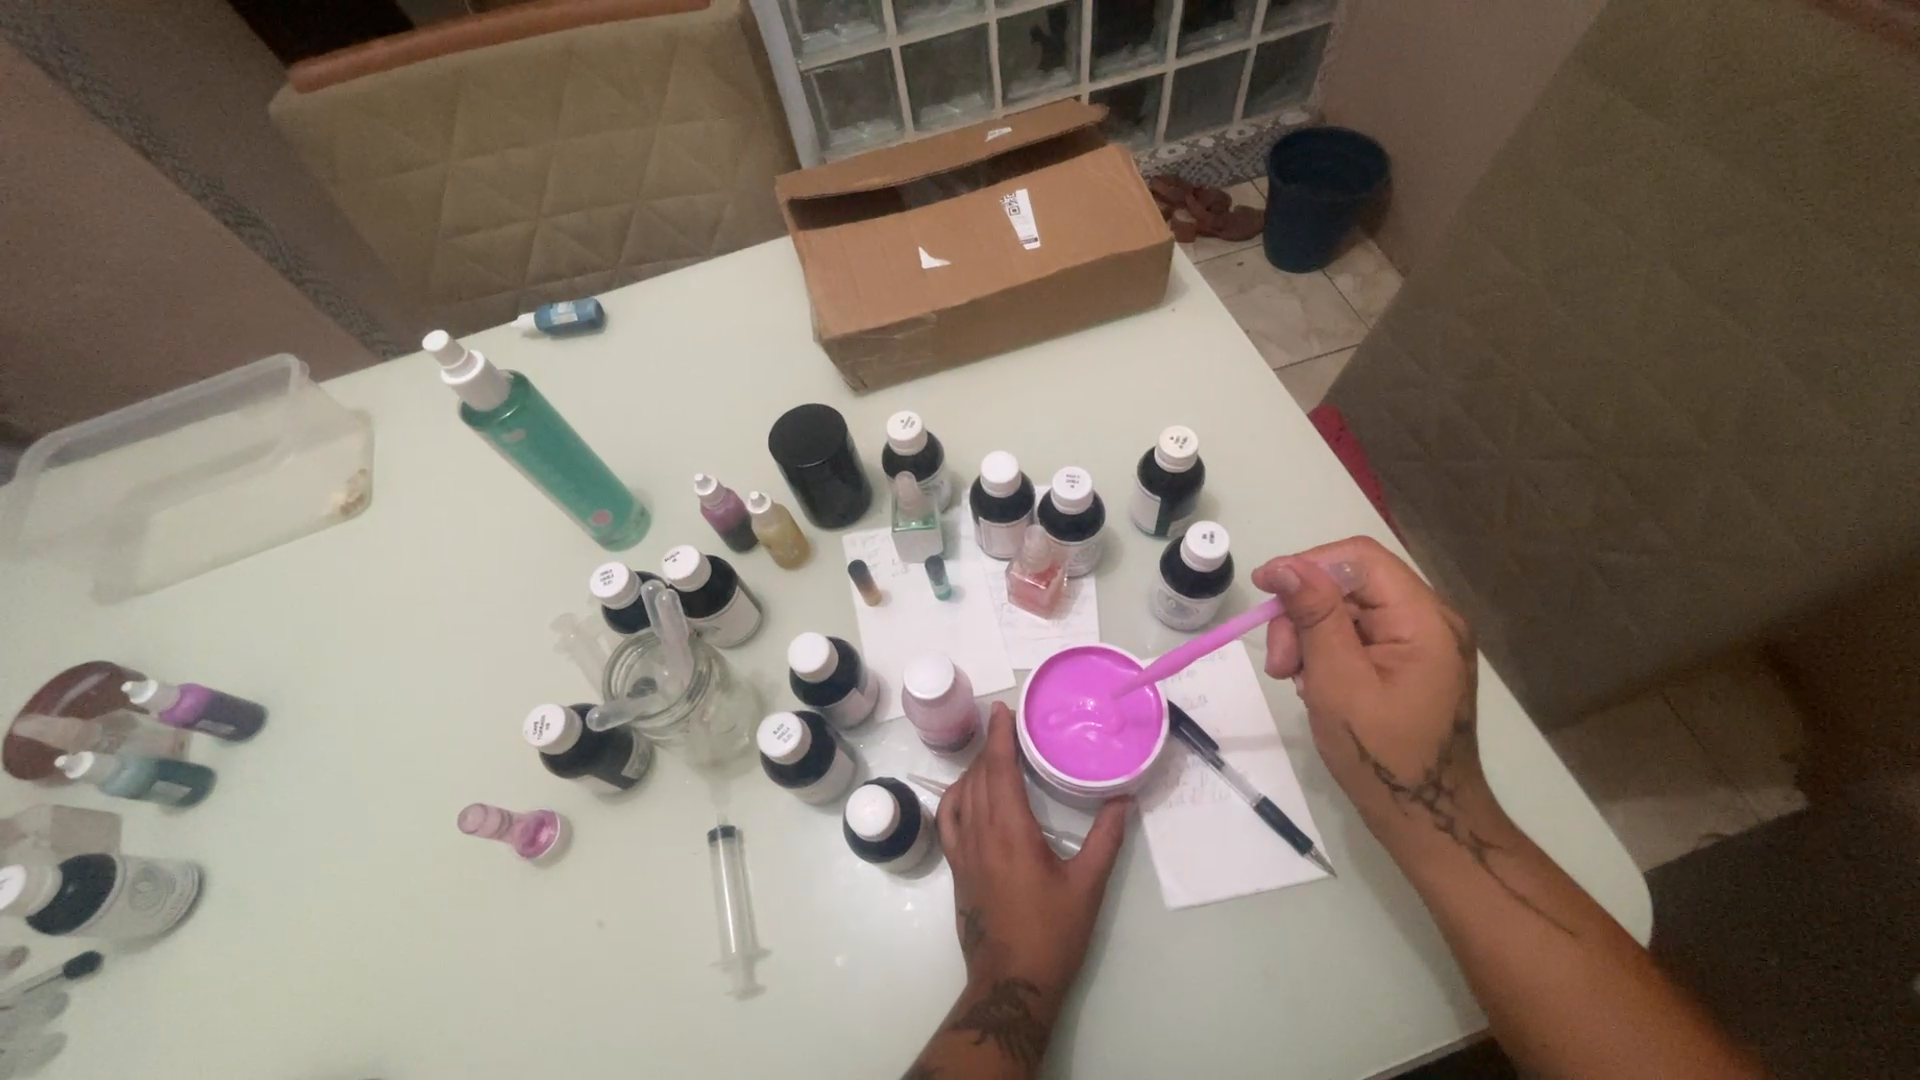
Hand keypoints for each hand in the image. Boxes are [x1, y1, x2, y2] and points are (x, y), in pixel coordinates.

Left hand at [936, 703, 1129, 998]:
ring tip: (994, 756)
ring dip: (974, 769)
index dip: (999, 736)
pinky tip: (968, 794)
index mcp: (1011, 831)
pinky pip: (948, 819)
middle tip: (1008, 727)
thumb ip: (1106, 838)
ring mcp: (961, 851)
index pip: (998, 769)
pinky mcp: (955, 868)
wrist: (1011, 984)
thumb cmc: (1052, 933)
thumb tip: (1123, 799)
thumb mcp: (1088, 885)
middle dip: (990, 746)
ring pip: (960, 794)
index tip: (1003, 710)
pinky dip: (956, 796)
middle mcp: (979, 834)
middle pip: (978, 776)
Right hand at [1252, 537, 1495, 836]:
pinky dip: (1326, 651)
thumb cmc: (1381, 754)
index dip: (1306, 564)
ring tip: (1294, 680)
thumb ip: (1314, 616)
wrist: (1427, 816)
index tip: (1262, 589)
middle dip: (1303, 614)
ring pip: (1347, 609)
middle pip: (1349, 584)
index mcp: (1424, 619)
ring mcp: (1422, 640)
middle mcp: (1430, 619)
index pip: (1359, 559)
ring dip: (1309, 636)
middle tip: (1279, 664)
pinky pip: (1358, 634)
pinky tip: (1316, 684)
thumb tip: (1285, 565)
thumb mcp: (1337, 681)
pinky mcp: (1410, 659)